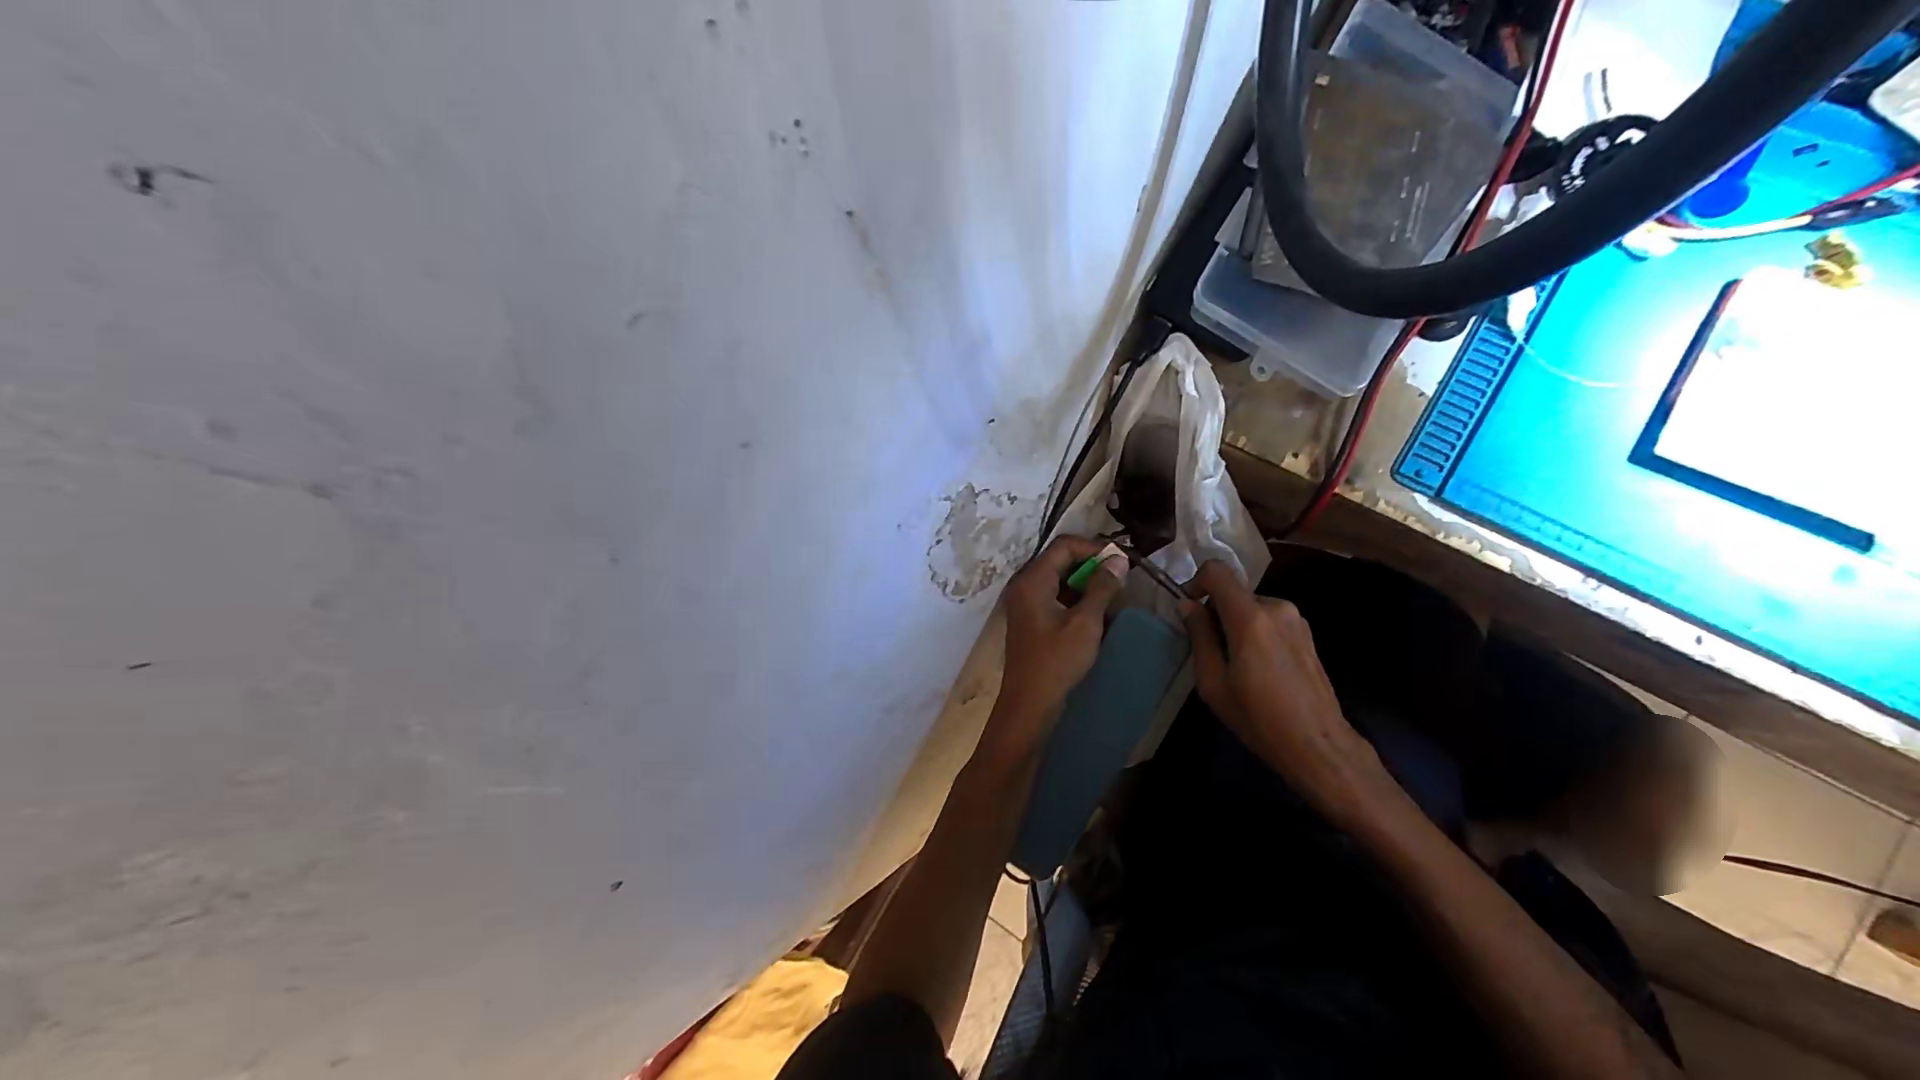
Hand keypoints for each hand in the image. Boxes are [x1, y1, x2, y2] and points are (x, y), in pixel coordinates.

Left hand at [985, 535, 1126, 755]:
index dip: (1094, 546)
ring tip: (1113, 590)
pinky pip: (1054, 595)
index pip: (1064, 545)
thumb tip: (1118, 559)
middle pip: (1059, 559)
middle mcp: (1024, 585)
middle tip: (1121, 573)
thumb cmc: (1057, 661)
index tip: (1122, 558)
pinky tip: (1096, 608)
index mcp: (1032, 580)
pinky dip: (1075, 596)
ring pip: (1058, 578)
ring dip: (1085, 580)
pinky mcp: (1031, 619)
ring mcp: (1025, 602)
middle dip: (1091, 562)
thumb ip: (1102, 587)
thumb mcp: (1085, 623)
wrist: (1029, 703)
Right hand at [1180, 561, 1386, 813]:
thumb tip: (1188, 604)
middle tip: (1211, 652)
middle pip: (1234, 593)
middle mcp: (1277, 607)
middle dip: (1216, 613)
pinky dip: (1256, 634)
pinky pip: (1270, 621)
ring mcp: (1296, 619)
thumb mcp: (1213, 682)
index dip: (1197, 582)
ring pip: (1252, 608)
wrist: (1317, 744)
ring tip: (1237, 665)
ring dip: (1237, 625)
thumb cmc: (1258, 717)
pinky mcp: (1307, 634)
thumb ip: (1199, 636)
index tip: (1190, 609)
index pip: (1217, 570)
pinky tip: (1260, 669)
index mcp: (1251, 618)